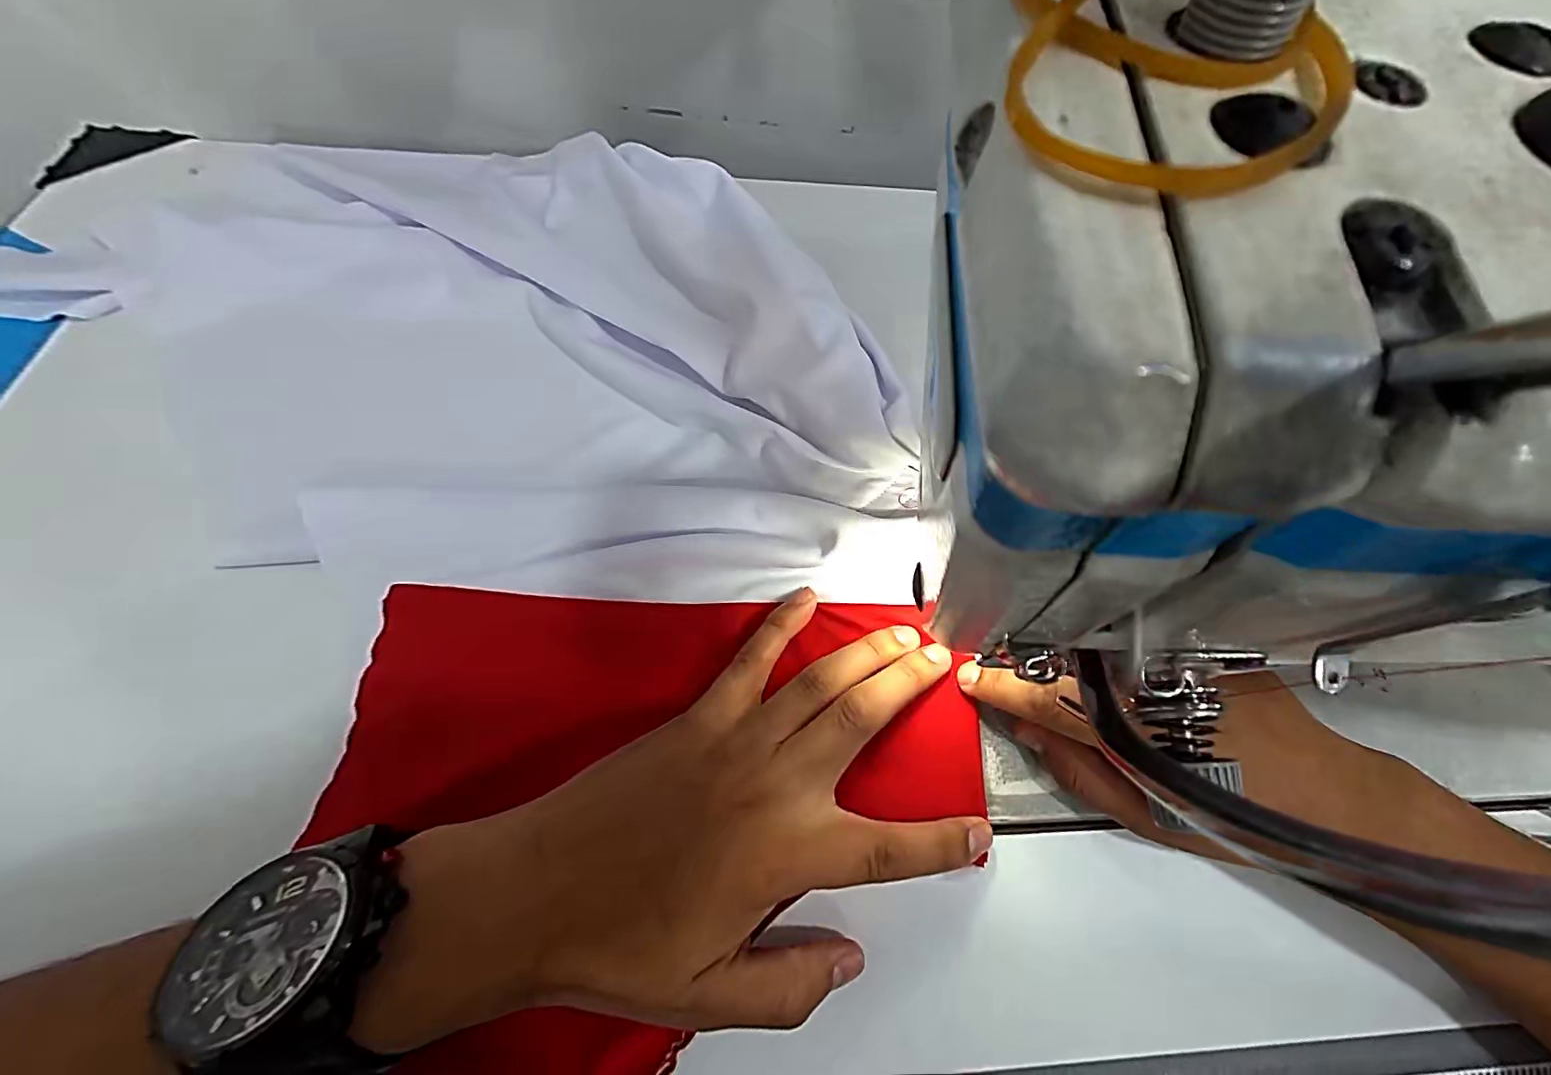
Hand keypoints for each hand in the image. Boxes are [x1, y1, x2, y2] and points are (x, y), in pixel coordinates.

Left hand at [351, 590, 990, 1050]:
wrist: (527, 897)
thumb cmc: (618, 945)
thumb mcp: (707, 996)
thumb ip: (789, 987)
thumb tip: (850, 958)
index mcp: (788, 852)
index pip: (890, 851)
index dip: (943, 842)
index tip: (978, 830)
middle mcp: (776, 784)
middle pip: (864, 718)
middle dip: (911, 684)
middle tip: (942, 660)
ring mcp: (737, 740)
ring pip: (821, 682)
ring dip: (869, 651)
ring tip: (904, 632)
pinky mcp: (699, 717)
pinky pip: (750, 661)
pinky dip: (780, 626)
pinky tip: (805, 599)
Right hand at [955, 661, 1498, 862]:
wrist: (1324, 793)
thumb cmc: (1233, 817)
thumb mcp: (1142, 814)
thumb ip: (1077, 769)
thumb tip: (1029, 730)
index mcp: (1123, 724)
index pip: (1039, 694)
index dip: (999, 684)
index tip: (971, 675)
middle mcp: (1146, 675)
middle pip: (1063, 656)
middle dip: (1024, 659)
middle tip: (1000, 666)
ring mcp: (1174, 649)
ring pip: (1096, 638)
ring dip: (1061, 645)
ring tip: (1042, 656)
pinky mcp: (1200, 637)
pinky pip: (1135, 632)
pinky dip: (1105, 639)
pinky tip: (1099, 648)